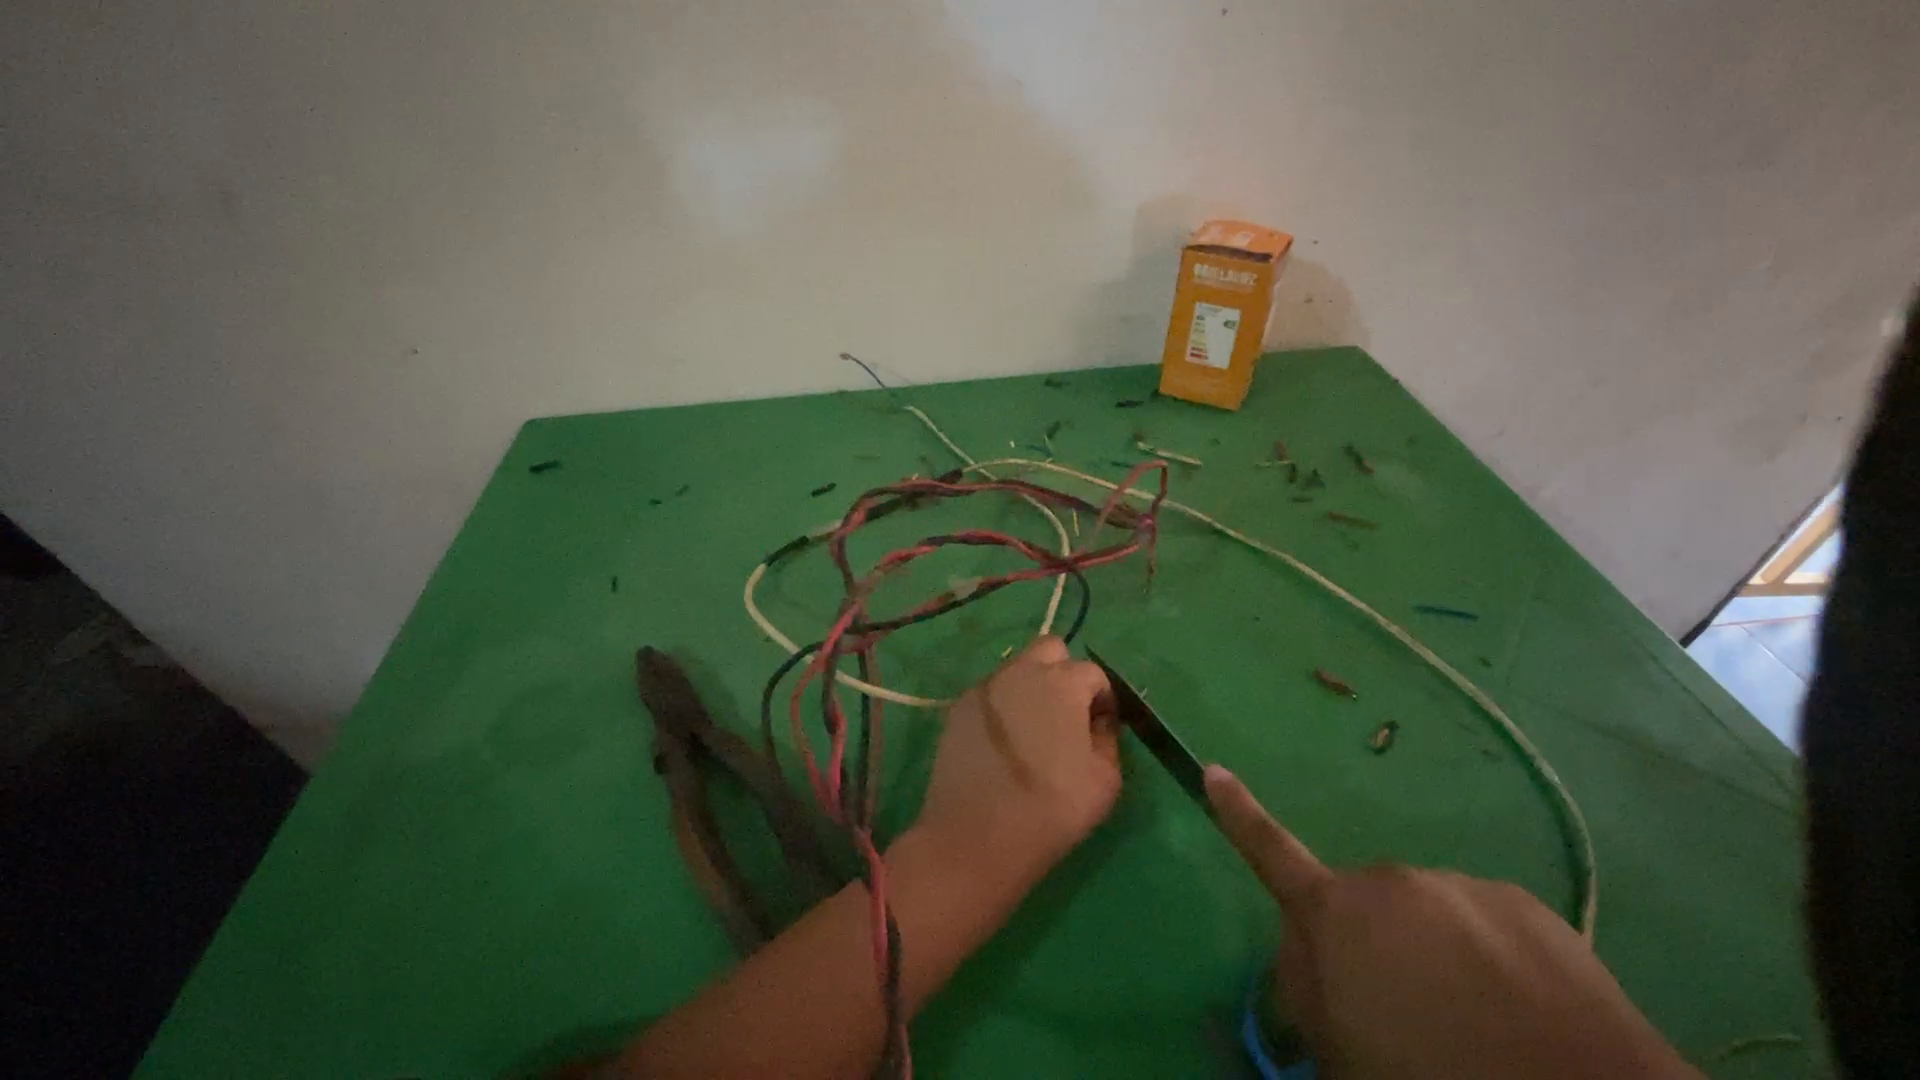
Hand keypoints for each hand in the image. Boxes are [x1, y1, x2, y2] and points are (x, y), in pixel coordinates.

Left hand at [912, 636, 1120, 892]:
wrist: (976, 836)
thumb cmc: (1051, 808)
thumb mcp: (1105, 780)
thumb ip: (1107, 739)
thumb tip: (1098, 722)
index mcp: (1062, 682)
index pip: (1092, 673)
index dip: (1101, 699)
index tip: (1098, 729)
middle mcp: (1021, 672)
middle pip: (1049, 650)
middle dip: (1063, 672)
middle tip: (1066, 714)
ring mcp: (984, 688)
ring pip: (1016, 669)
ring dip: (1030, 688)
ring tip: (1031, 732)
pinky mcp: (957, 708)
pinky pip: (990, 694)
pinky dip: (1001, 707)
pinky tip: (1001, 744)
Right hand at [1204, 765, 1700, 1079]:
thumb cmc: (1426, 1070)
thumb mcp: (1338, 1048)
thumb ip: (1309, 989)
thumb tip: (1306, 955)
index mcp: (1336, 913)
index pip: (1270, 853)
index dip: (1236, 814)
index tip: (1213, 771)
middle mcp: (1392, 881)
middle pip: (1357, 905)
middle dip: (1363, 942)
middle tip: (1390, 1009)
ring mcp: (1460, 886)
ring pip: (1424, 914)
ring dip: (1428, 950)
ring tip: (1464, 1017)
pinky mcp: (1523, 903)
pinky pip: (1480, 923)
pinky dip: (1483, 954)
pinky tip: (1509, 1006)